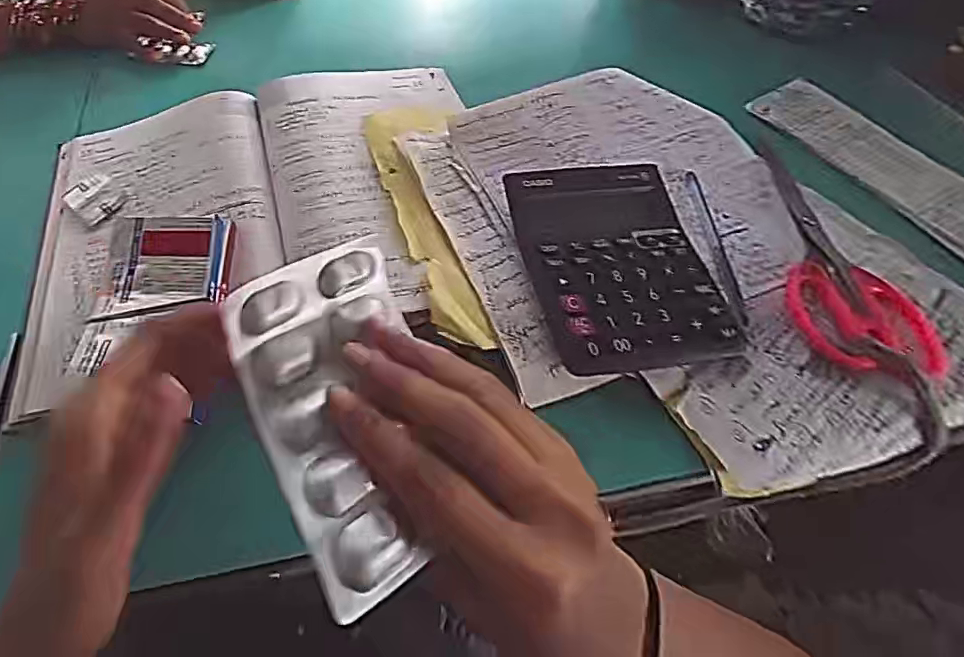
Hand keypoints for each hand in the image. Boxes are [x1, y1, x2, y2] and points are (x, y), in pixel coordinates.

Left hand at [0, 305, 229, 656]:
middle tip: (249, 333)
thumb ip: (143, 451)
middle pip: (155, 354)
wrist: (45, 634)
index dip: (188, 322)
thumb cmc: (70, 584)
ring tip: (243, 352)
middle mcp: (95, 415)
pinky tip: (220, 389)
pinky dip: (194, 388)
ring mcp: (108, 432)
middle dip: (203, 337)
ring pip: (162, 374)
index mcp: (87, 418)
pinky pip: (163, 402)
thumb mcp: (111, 521)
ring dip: (202, 359)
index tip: (230, 312)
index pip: (144, 345)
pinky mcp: (122, 451)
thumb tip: (175, 384)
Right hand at [71, 0, 202, 51]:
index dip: (177, 4)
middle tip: (197, 27)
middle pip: (157, 7)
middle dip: (179, 18)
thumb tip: (177, 10)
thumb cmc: (101, 5)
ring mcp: (118, 16)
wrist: (69, 18)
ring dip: (169, 32)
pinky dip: (145, 49)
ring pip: (149, 24)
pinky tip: (158, 55)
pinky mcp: (112, 34)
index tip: (191, 15)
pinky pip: (132, 43)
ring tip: (184, 40)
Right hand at [330, 326, 650, 656]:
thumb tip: (376, 468)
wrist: (616, 623)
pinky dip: (460, 368)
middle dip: (403, 381)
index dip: (382, 439)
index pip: (438, 486)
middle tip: (361, 355)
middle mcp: (551, 505)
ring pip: (488, 394)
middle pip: (465, 424)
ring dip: (430, 358)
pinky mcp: (563, 443)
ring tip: (390, 336)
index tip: (346, 406)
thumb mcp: (470, 604)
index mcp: (526, 567)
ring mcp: (564, 466)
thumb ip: (421, 534)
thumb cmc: (541, 631)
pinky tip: (431, 354)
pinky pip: (504, 393)